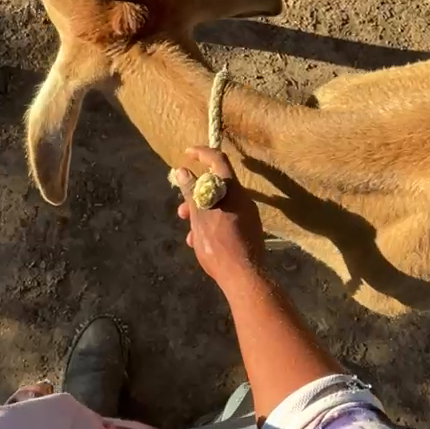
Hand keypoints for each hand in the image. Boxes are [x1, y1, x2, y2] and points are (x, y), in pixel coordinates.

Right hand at [173, 147, 268, 290]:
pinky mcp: (248, 229)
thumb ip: (191, 191)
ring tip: (188, 232)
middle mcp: (242, 197)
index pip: (218, 159)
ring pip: (219, 204)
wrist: (243, 275)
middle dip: (195, 195)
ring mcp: (247, 213)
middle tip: (181, 210)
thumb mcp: (198, 216)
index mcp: (231, 189)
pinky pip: (226, 218)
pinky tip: (199, 242)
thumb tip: (183, 170)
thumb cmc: (217, 244)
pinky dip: (211, 223)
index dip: (202, 153)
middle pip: (216, 186)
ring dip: (201, 213)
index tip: (187, 153)